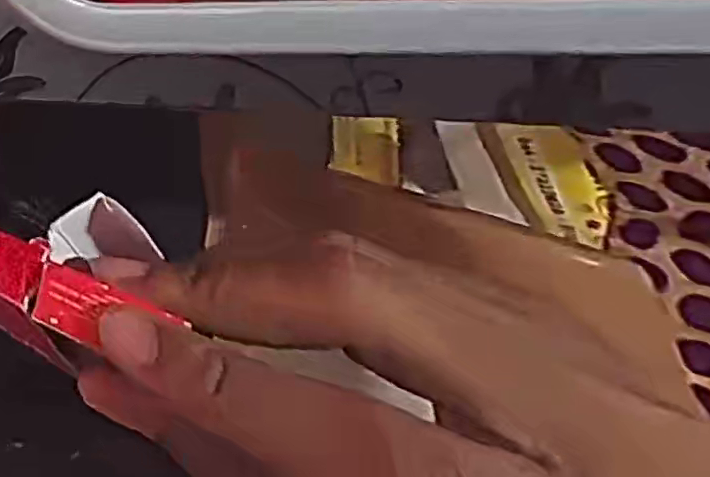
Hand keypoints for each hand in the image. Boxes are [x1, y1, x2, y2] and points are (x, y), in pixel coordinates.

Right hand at [79, 232, 709, 475]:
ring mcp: (568, 344)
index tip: (119, 342)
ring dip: (239, 266)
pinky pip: (383, 255)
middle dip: (217, 285)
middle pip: (361, 294)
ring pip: (370, 258)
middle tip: (120, 286)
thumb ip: (248, 455)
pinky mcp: (538, 309)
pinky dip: (288, 263)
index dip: (215, 380)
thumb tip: (138, 391)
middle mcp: (591, 412)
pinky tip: (233, 278)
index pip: (361, 431)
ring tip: (158, 280)